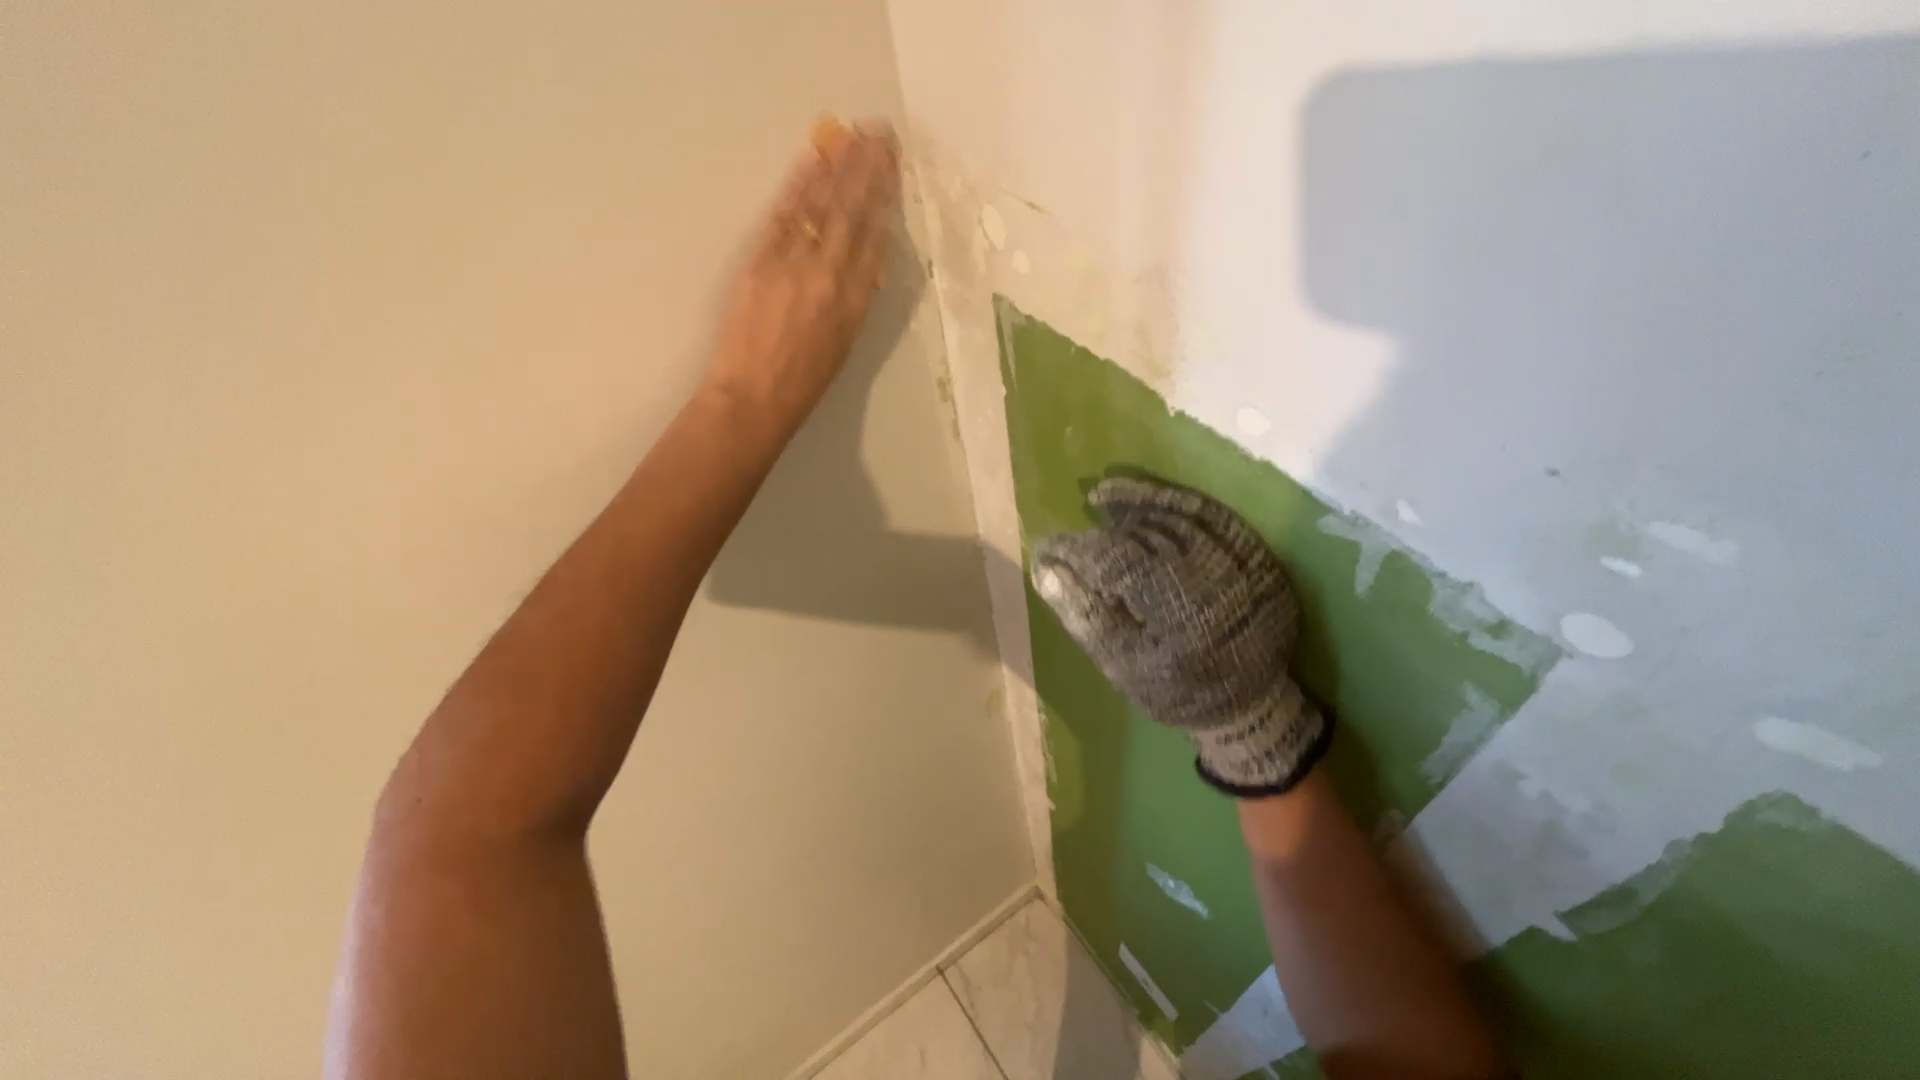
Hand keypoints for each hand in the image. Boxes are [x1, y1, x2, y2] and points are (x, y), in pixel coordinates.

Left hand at [703, 119, 900, 427]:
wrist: (754, 399)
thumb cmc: (801, 383)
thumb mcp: (843, 344)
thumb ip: (855, 299)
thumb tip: (865, 259)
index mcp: (857, 302)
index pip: (875, 237)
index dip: (885, 198)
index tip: (892, 166)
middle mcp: (833, 277)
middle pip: (854, 212)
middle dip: (867, 169)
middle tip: (877, 132)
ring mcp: (796, 266)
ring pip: (823, 206)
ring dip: (838, 166)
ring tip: (850, 135)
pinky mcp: (762, 262)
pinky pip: (786, 215)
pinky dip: (799, 184)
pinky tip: (811, 159)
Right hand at [1030, 474, 1331, 795]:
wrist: (1249, 703)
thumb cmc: (1177, 691)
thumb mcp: (1123, 665)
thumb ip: (1085, 616)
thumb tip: (1047, 570)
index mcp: (1181, 616)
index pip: (1116, 562)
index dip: (1077, 550)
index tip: (1047, 549)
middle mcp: (1215, 581)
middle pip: (1145, 536)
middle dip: (1101, 535)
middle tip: (1073, 543)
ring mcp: (1244, 563)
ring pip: (1178, 517)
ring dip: (1136, 508)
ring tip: (1104, 504)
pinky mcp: (1259, 554)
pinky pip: (1213, 514)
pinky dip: (1176, 502)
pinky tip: (1149, 501)